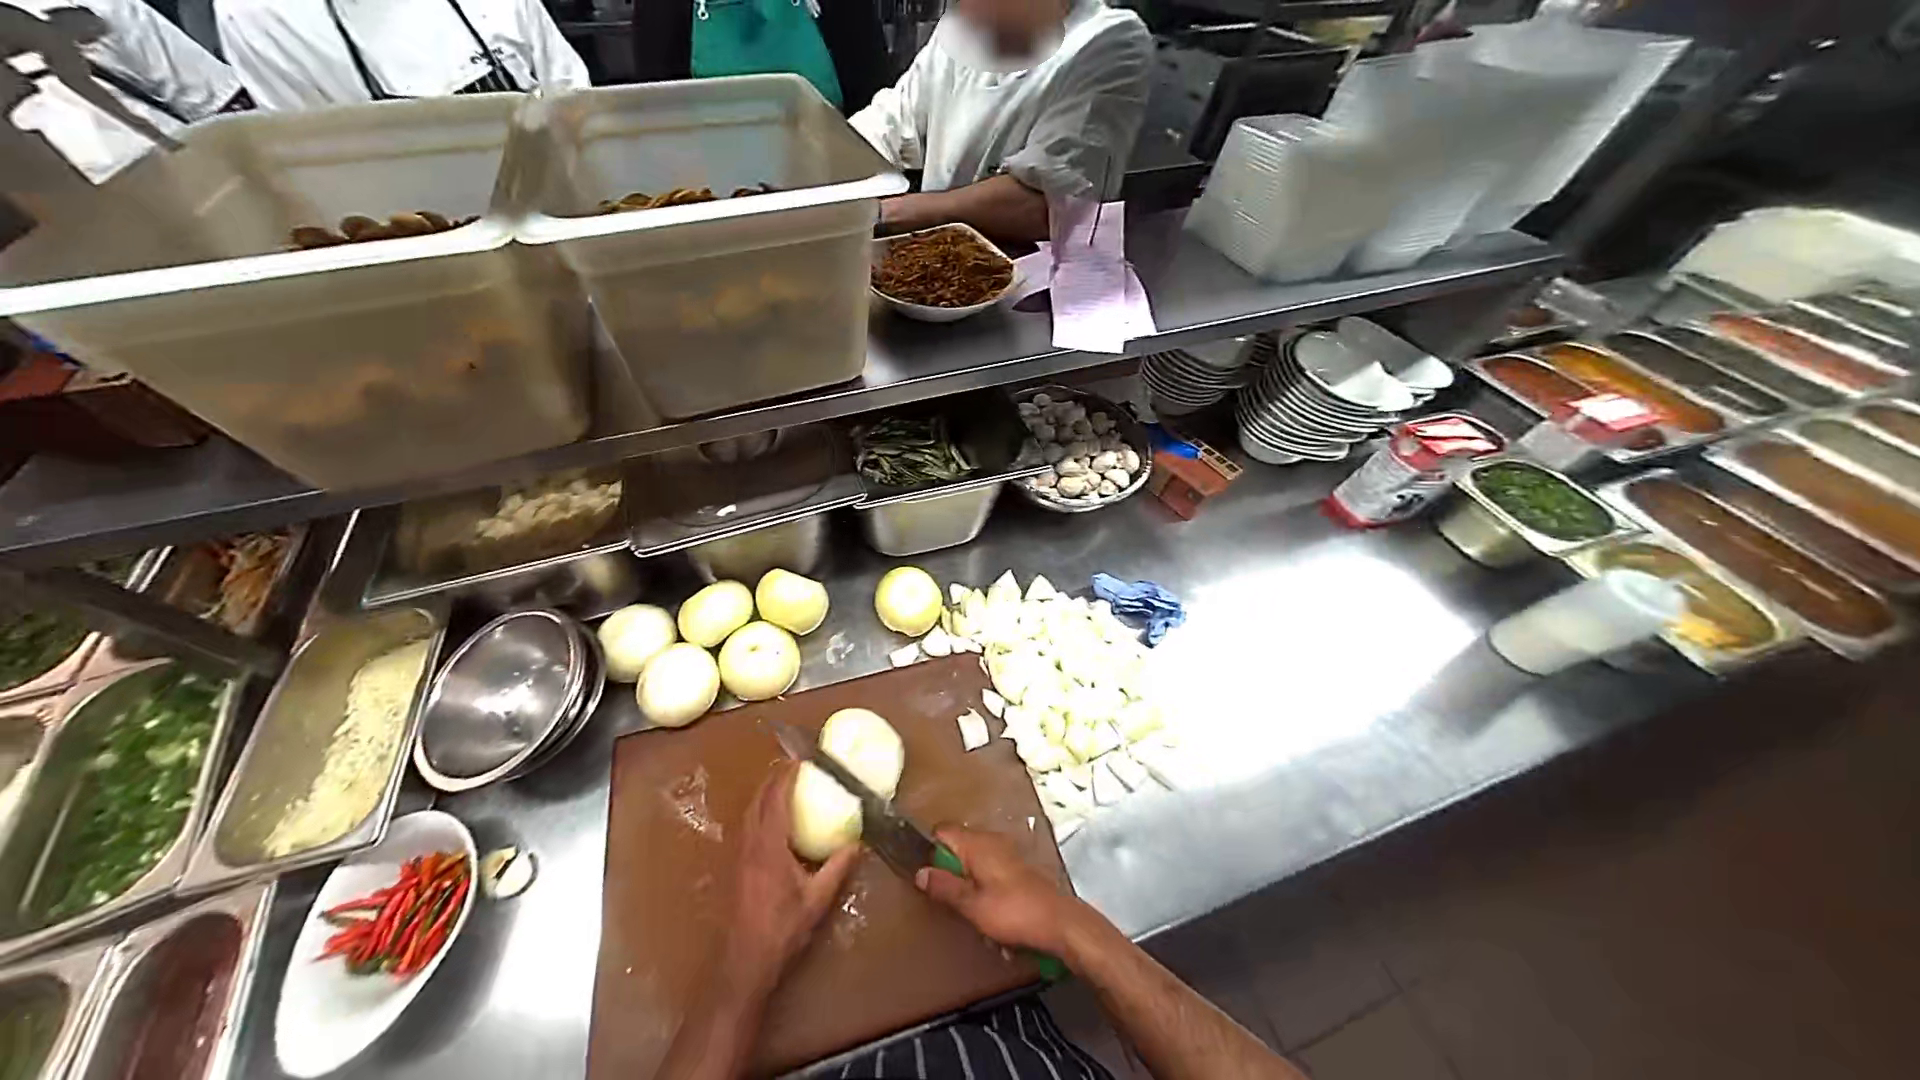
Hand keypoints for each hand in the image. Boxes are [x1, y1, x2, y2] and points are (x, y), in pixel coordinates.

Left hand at [720, 762, 860, 992]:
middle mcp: (749, 845)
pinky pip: (745, 827)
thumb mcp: (817, 900)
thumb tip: (857, 844)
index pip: (776, 800)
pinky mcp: (734, 869)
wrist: (743, 965)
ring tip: (780, 785)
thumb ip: (838, 868)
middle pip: (757, 801)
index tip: (799, 760)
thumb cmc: (781, 931)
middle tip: (791, 766)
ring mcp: (737, 857)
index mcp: (769, 846)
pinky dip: (757, 812)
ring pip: (748, 813)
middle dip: (772, 779)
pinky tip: (769, 821)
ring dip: (763, 794)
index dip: (786, 776)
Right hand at [915, 826, 1086, 956]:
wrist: (1059, 922)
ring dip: (972, 890)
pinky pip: (992, 876)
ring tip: (978, 918)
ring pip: (975, 866)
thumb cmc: (1014, 912)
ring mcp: (1007, 853)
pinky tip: (996, 921)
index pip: (942, 830)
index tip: (928, 874)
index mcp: (976, 843)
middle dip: (952, 876)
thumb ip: (944, 887)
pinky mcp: (1018, 869)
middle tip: (954, 902)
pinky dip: (989, 894)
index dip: (930, 849)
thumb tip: (921, 872)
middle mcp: (991, 840)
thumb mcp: (971, 905)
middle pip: (958, 849)